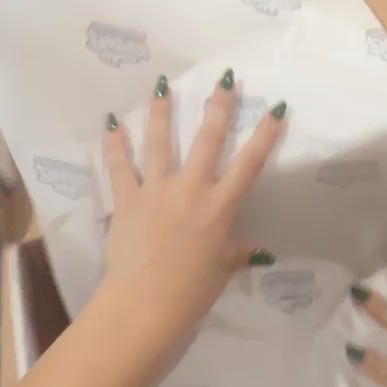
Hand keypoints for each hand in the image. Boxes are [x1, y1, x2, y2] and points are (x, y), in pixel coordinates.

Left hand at [100, 70, 286, 337]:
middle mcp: (191, 189)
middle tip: (223, 78)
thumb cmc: (189, 296)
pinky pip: (120, 166)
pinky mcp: (127, 198)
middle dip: (218, 106)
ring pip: (161, 142)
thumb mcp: (220, 273)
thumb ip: (236, 253)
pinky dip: (114, 144)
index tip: (276, 108)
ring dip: (162, 110)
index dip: (265, 135)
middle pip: (208, 140)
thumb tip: (258, 249)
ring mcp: (157, 190)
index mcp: (219, 208)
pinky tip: (109, 122)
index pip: (249, 164)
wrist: (144, 307)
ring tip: (162, 83)